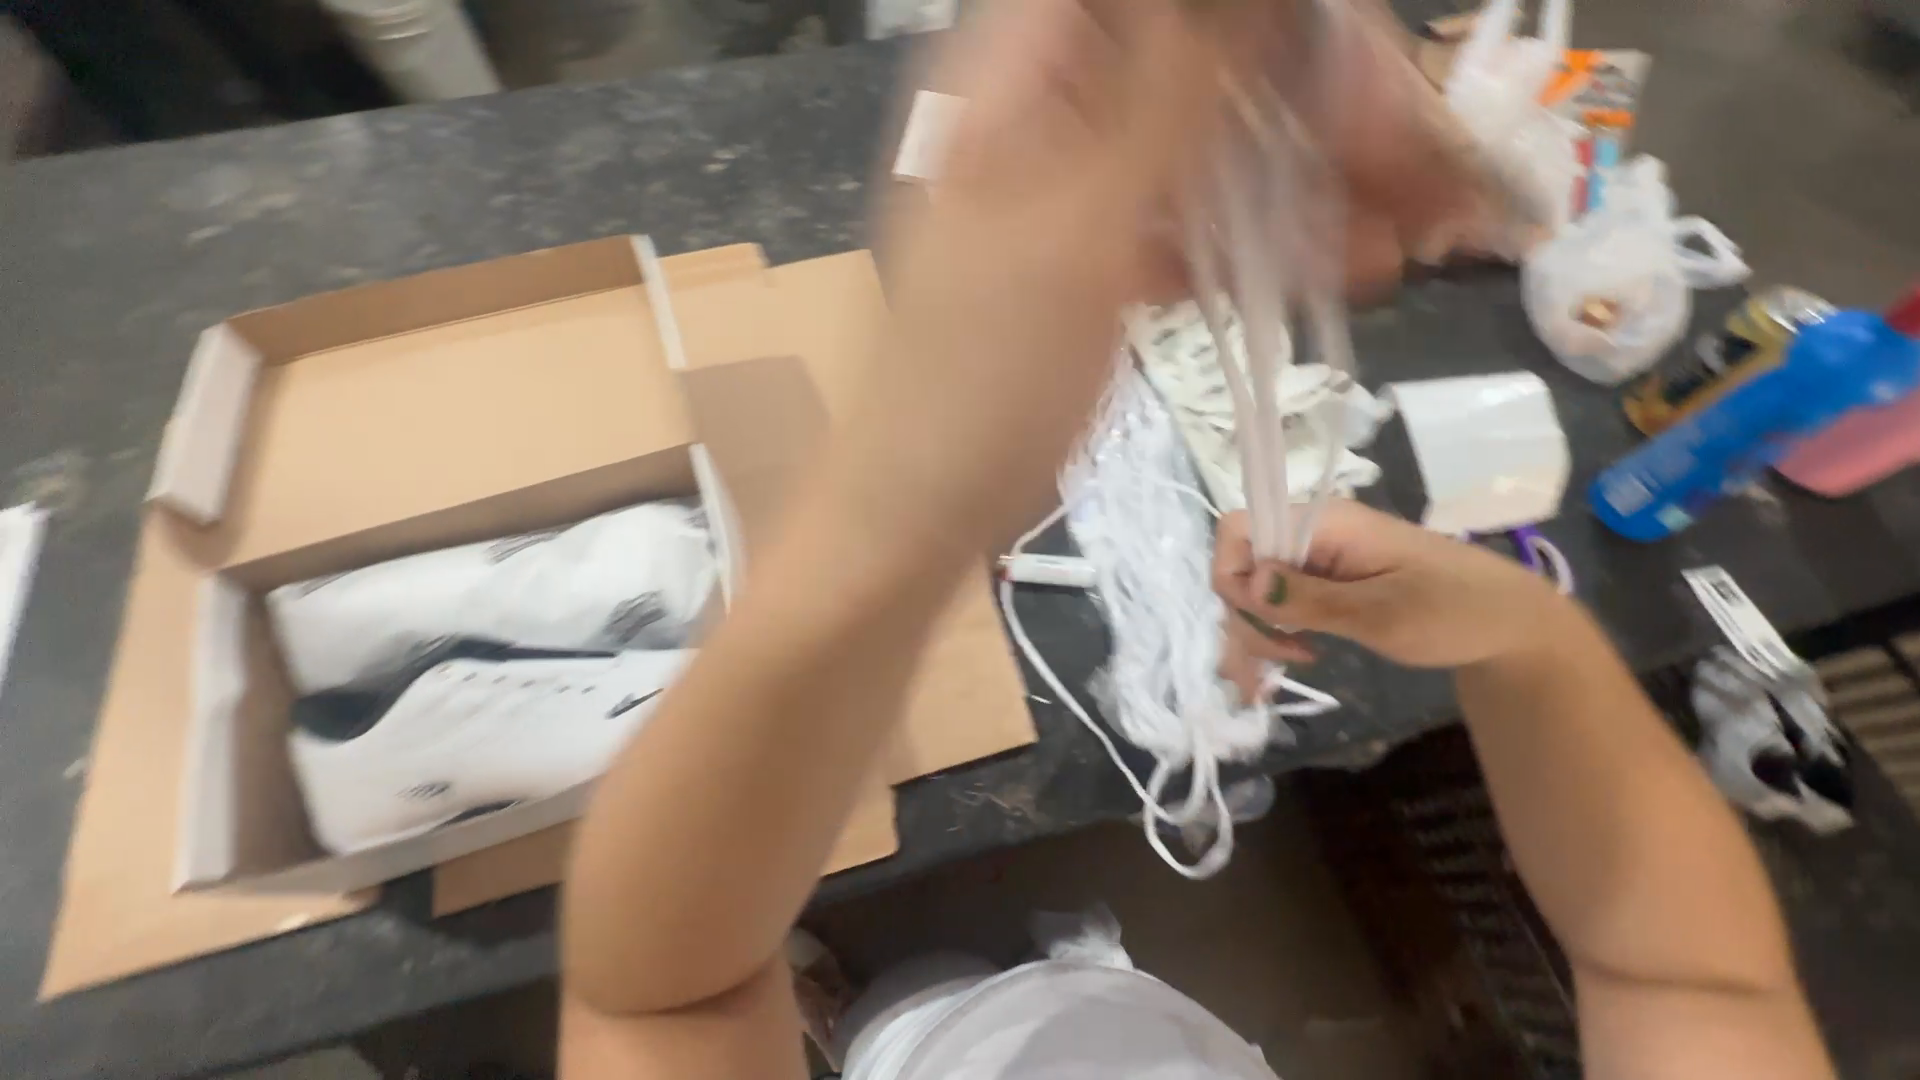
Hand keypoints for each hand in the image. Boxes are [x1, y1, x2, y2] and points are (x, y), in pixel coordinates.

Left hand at [829, 0, 1491, 561]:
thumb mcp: (1073, 235)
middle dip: (1322, 105)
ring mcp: (1077, 192)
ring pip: (1216, 144)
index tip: (1351, 66)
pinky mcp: (1099, 260)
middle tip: (1424, 172)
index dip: (1268, 17)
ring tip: (1411, 239)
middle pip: (1208, 58)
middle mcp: (1050, 115)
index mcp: (1014, 77)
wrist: (924, 508)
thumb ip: (1166, 97)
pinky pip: (1196, 221)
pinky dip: (1266, 241)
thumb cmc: (978, 385)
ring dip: (1317, 183)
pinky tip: (1344, 271)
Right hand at [1212, 502, 1572, 698]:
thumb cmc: (1456, 611)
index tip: (1265, 619)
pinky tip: (1281, 666)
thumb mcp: (1383, 613)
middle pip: (1242, 567)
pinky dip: (1271, 636)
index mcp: (1324, 525)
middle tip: (1277, 666)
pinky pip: (1278, 604)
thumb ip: (1310, 599)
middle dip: (1245, 619)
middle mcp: (1310, 536)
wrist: (1511, 625)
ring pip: (1254, 592)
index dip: (1232, 573)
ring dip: (1253, 635)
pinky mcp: (1324, 584)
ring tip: (1265, 685)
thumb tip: (1246, 584)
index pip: (1239, 528)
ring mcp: (1316, 560)